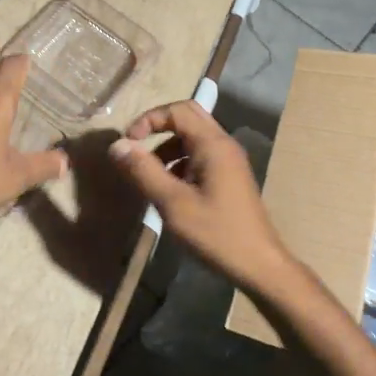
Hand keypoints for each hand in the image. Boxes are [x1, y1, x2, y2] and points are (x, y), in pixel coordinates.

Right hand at [108, 101, 296, 295]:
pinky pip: (200, 156)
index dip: (149, 119)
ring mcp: (229, 161)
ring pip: (193, 138)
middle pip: (188, 117)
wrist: (259, 265)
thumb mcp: (172, 204)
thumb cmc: (216, 233)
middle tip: (137, 148)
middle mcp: (224, 144)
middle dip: (159, 128)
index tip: (129, 142)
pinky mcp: (230, 177)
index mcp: (213, 144)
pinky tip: (171, 191)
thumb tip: (117, 145)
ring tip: (150, 177)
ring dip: (168, 148)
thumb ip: (143, 171)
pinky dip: (181, 163)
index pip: (177, 110)